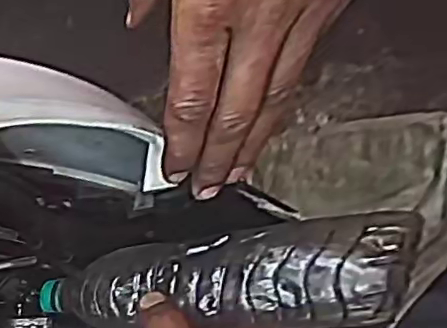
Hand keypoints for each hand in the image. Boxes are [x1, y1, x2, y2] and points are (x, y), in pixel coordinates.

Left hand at [127, 0, 349, 196]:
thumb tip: (140, 15)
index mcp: (211, 6)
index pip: (191, 102)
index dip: (182, 145)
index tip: (174, 171)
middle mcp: (262, 14)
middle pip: (234, 113)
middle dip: (218, 161)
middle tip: (206, 189)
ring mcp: (305, 5)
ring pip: (277, 95)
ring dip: (255, 142)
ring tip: (240, 173)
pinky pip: (307, 59)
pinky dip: (287, 97)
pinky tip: (275, 117)